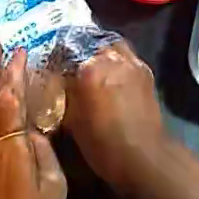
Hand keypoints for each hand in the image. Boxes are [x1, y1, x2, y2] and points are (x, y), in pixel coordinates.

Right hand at [63, 41, 168, 190]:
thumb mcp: (72, 121)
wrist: (142, 154)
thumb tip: (60, 84)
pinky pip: (127, 56)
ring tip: (93, 68)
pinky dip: (117, 61)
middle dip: (80, 53)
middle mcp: (112, 58)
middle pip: (90, 45)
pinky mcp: (146, 71)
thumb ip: (65, 95)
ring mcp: (132, 62)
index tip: (52, 68)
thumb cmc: (102, 143)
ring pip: (111, 46)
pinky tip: (112, 76)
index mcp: (90, 69)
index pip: (66, 52)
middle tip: (72, 67)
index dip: (57, 59)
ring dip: (101, 54)